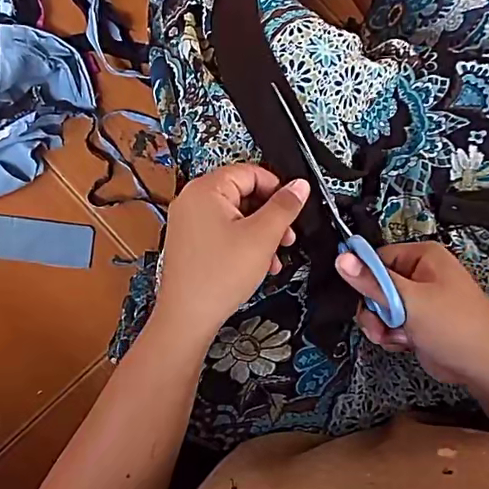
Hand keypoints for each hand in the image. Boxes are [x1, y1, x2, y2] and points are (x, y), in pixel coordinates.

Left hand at [154, 165, 308, 340]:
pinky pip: (224, 231)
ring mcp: (189, 222)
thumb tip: (299, 186)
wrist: (189, 315)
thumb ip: (284, 207)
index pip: (250, 172)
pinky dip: (244, 243)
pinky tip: (258, 263)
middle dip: (270, 216)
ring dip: (261, 233)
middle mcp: (192, 200)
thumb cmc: (217, 277)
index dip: (277, 189)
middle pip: (244, 194)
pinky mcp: (191, 242)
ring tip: (273, 255)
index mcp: (206, 189)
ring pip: (237, 216)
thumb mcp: (263, 236)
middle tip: (286, 235)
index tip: (293, 207)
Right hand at [335, 241, 488, 387]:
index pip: (377, 258)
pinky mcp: (419, 323)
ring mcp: (421, 300)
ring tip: (397, 336)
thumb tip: (343, 259)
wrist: (483, 365)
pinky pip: (392, 325)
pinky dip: (393, 336)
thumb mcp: (409, 301)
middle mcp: (422, 274)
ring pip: (382, 309)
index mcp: (423, 256)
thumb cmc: (456, 326)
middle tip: (383, 323)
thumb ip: (373, 282)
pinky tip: (405, 343)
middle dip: (375, 309)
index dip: (367, 279)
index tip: (365, 297)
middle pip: (376, 286)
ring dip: (382, 326)